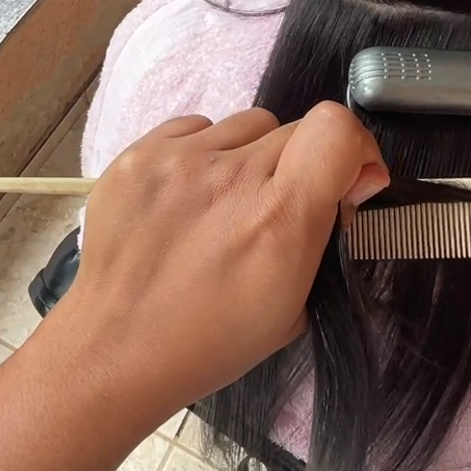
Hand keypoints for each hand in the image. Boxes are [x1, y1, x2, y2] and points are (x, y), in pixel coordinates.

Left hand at [46, 103, 388, 420]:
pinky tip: (187, 195)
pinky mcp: (138, 154)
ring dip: (250, 156)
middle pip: (294, 128)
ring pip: (246, 124)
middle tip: (275, 206)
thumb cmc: (209, 340)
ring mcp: (178, 159)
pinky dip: (203, 152)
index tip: (349, 175)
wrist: (116, 346)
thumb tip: (346, 184)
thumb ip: (325, 235)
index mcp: (278, 219)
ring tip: (223, 202)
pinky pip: (195, 127)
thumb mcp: (292, 307)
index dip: (355, 147)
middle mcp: (230, 177)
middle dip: (301, 164)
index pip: (336, 129)